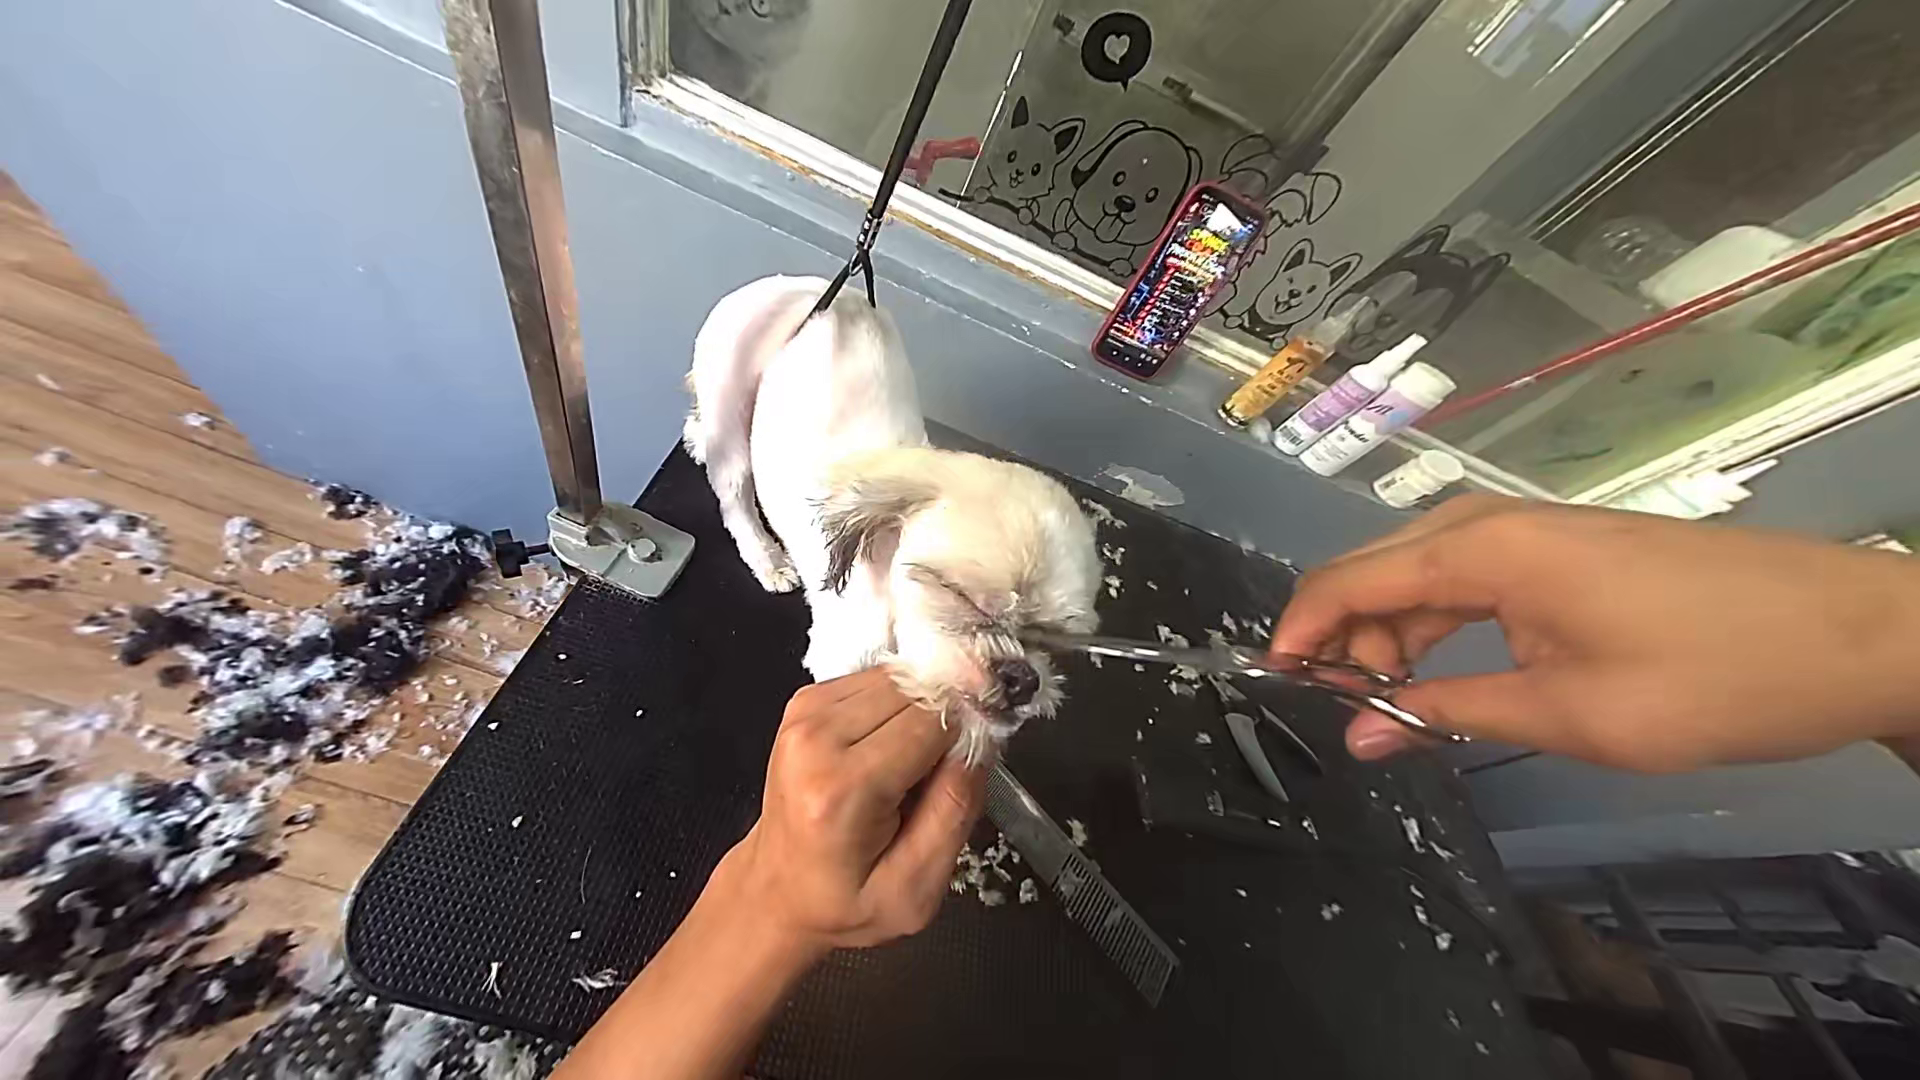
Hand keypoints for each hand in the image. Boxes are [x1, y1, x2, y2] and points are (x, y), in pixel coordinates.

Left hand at [713, 668, 983, 952]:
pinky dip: (897, 702)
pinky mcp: (807, 699)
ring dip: (920, 708)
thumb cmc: (845, 899)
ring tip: (912, 760)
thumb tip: (980, 735)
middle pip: (915, 690)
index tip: (975, 755)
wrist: (778, 890)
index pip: (931, 720)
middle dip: (944, 718)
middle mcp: (815, 738)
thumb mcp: (917, 889)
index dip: (966, 729)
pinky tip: (889, 742)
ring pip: (899, 677)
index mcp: (841, 789)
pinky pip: (877, 678)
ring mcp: (806, 713)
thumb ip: (956, 809)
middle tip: (942, 766)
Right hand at [1271, 495, 1919, 772]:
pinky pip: (1437, 578)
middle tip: (1350, 706)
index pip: (1346, 583)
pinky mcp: (1525, 542)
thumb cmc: (1720, 673)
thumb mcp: (1572, 714)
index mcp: (1476, 551)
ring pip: (1395, 577)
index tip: (1277, 679)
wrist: (1876, 632)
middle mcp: (1471, 523)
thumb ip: (1445, 715)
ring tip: (1395, 697)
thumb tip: (1357, 738)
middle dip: (1338, 640)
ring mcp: (1500, 527)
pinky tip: (1428, 665)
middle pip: (1360, 574)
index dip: (1300, 631)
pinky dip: (1416, 623)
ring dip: (1378, 636)